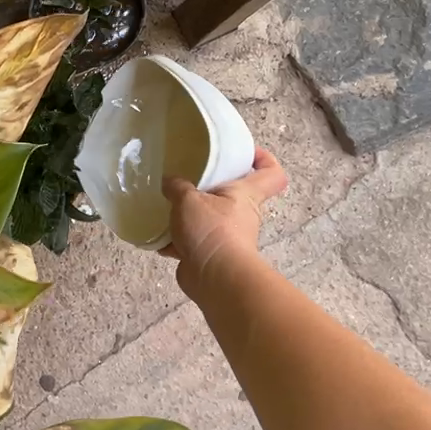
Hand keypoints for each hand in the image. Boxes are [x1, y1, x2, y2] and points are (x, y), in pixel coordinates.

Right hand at [160, 147, 288, 281]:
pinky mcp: (209, 254)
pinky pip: (192, 240)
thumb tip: (169, 182)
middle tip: (187, 178)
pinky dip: (176, 239)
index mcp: (246, 195)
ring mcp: (227, 236)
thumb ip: (176, 186)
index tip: (244, 152)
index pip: (271, 174)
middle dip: (211, 187)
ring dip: (189, 215)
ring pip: (209, 218)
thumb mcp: (188, 198)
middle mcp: (242, 214)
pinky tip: (159, 235)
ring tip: (166, 207)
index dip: (264, 159)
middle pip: (234, 194)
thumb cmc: (211, 229)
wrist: (214, 277)